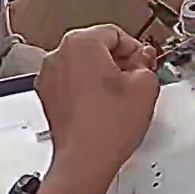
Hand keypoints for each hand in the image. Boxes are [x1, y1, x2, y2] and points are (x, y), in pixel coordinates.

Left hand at [36, 25, 159, 193]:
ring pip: (82, 64)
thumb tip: (143, 59)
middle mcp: (59, 55)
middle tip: (135, 78)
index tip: (143, 61)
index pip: (115, 33)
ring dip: (102, 74)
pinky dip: (86, 89)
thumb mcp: (145, 86)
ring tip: (119, 96)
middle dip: (118, 60)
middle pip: (96, 46)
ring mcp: (49, 76)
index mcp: (81, 44)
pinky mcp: (47, 96)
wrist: (84, 160)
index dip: (135, 48)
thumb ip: (147, 63)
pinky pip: (71, 82)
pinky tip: (103, 106)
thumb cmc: (107, 127)